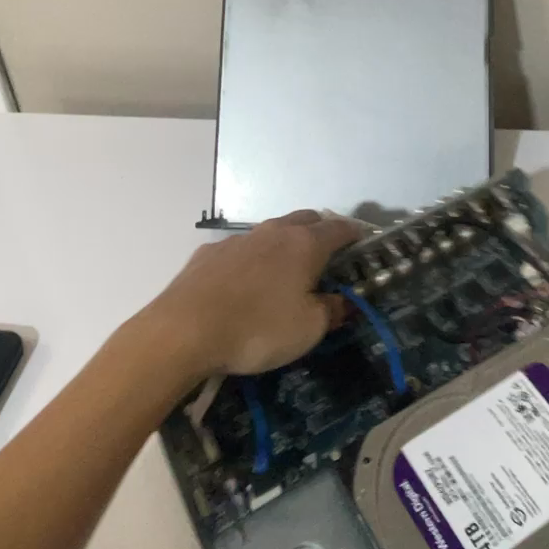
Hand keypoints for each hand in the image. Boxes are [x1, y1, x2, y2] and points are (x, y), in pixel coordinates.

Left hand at [139, 209, 359, 377]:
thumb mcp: (308, 329)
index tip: (364, 242)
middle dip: (321, 230)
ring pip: (271, 231)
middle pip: (305, 219)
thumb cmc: (257, 329)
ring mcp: (238, 239)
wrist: (184, 330)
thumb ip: (330, 311)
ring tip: (287, 269)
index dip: (355, 234)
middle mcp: (273, 232)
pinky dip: (253, 259)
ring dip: (285, 243)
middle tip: (329, 254)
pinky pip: (241, 249)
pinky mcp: (208, 253)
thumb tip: (341, 301)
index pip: (339, 228)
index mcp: (304, 245)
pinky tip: (246, 283)